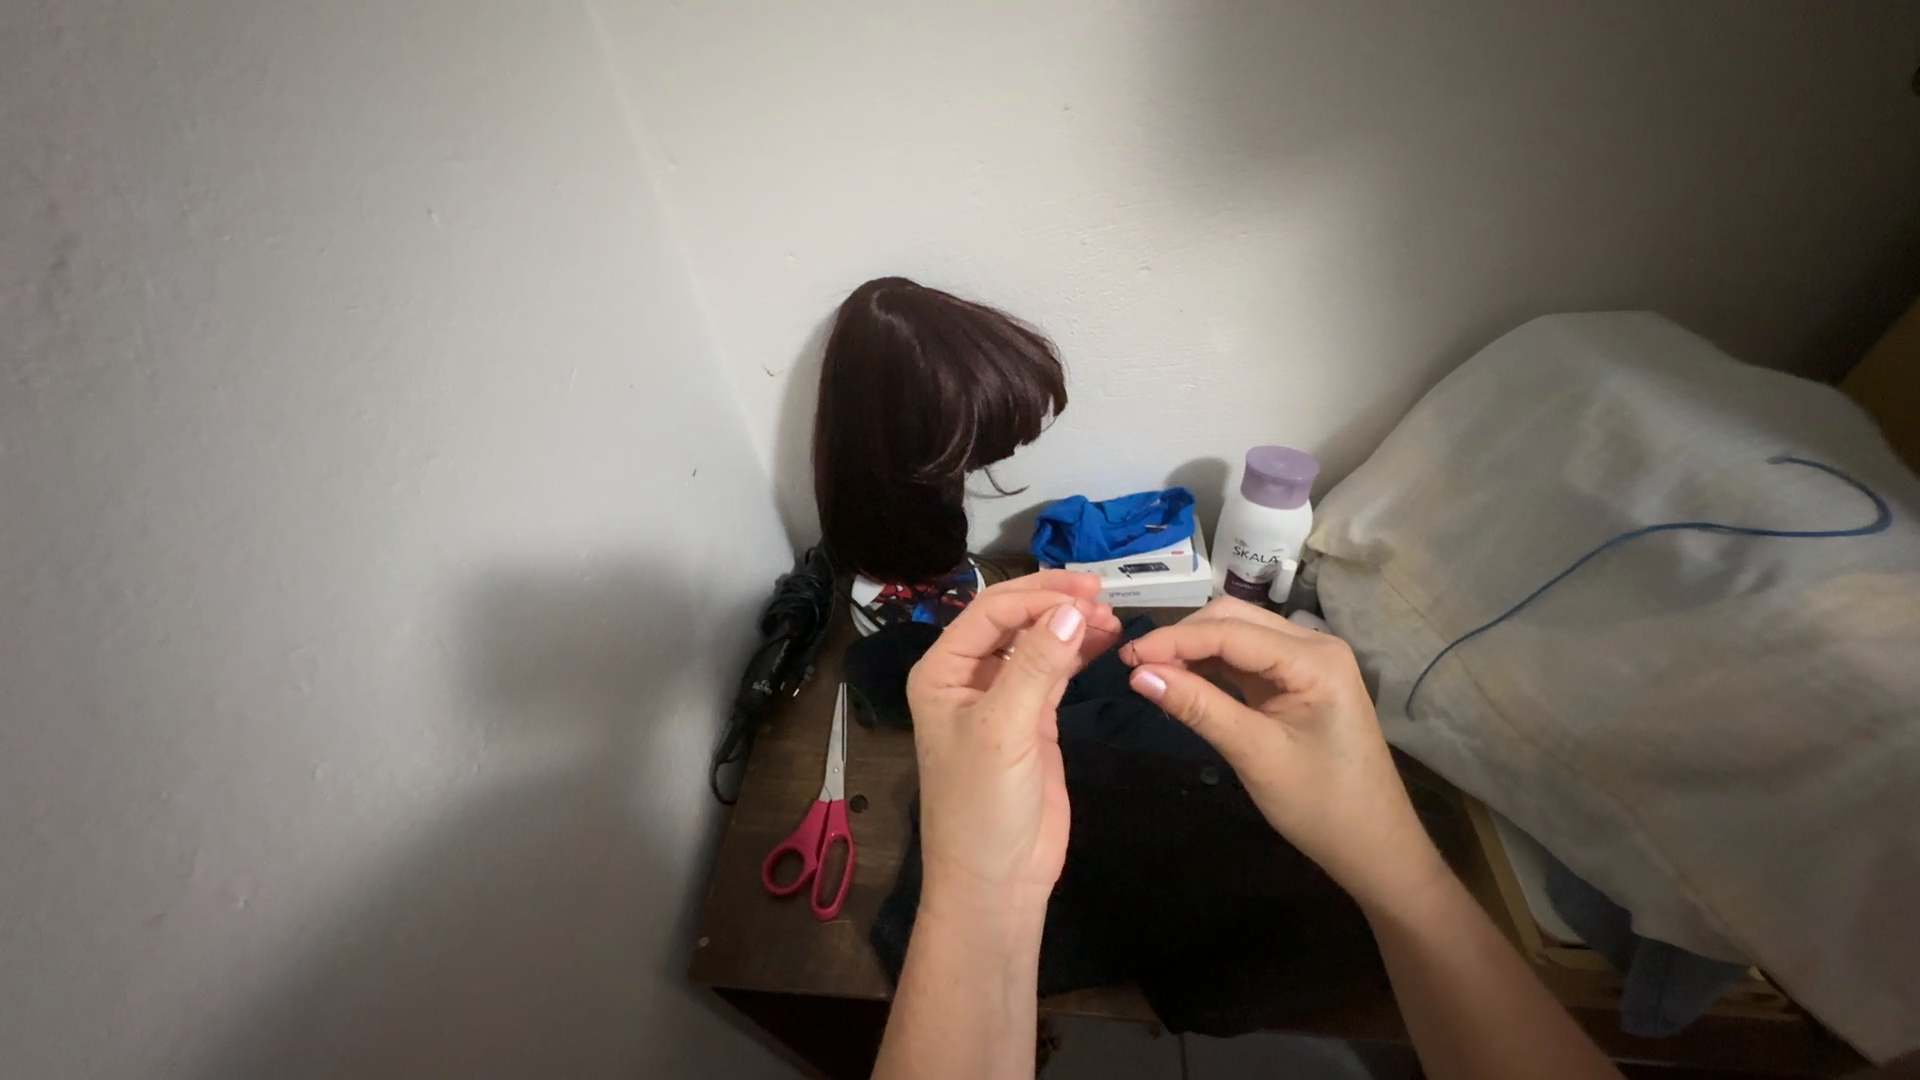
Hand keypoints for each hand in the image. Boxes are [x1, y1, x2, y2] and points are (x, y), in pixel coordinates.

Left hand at [905, 571, 1120, 922]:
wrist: (997, 881)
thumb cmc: (983, 804)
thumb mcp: (1005, 730)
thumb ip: (1036, 666)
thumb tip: (1072, 609)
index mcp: (942, 671)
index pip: (989, 614)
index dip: (1036, 596)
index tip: (1086, 592)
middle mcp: (967, 676)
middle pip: (1012, 620)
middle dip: (1053, 602)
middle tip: (1102, 593)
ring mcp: (1001, 697)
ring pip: (1036, 643)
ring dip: (1070, 625)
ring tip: (1112, 617)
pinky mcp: (1032, 719)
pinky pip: (1054, 672)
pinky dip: (1078, 654)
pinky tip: (1105, 640)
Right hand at [1121, 597, 1444, 909]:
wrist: (1375, 849)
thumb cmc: (1322, 805)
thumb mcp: (1254, 754)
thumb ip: (1197, 707)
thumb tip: (1138, 675)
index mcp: (1314, 659)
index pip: (1228, 632)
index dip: (1173, 640)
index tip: (1125, 658)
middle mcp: (1312, 646)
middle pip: (1232, 620)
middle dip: (1181, 637)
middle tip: (1136, 666)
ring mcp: (1304, 663)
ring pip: (1234, 635)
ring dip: (1192, 649)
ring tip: (1150, 672)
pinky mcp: (1293, 681)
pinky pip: (1242, 660)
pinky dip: (1208, 666)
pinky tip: (1181, 681)